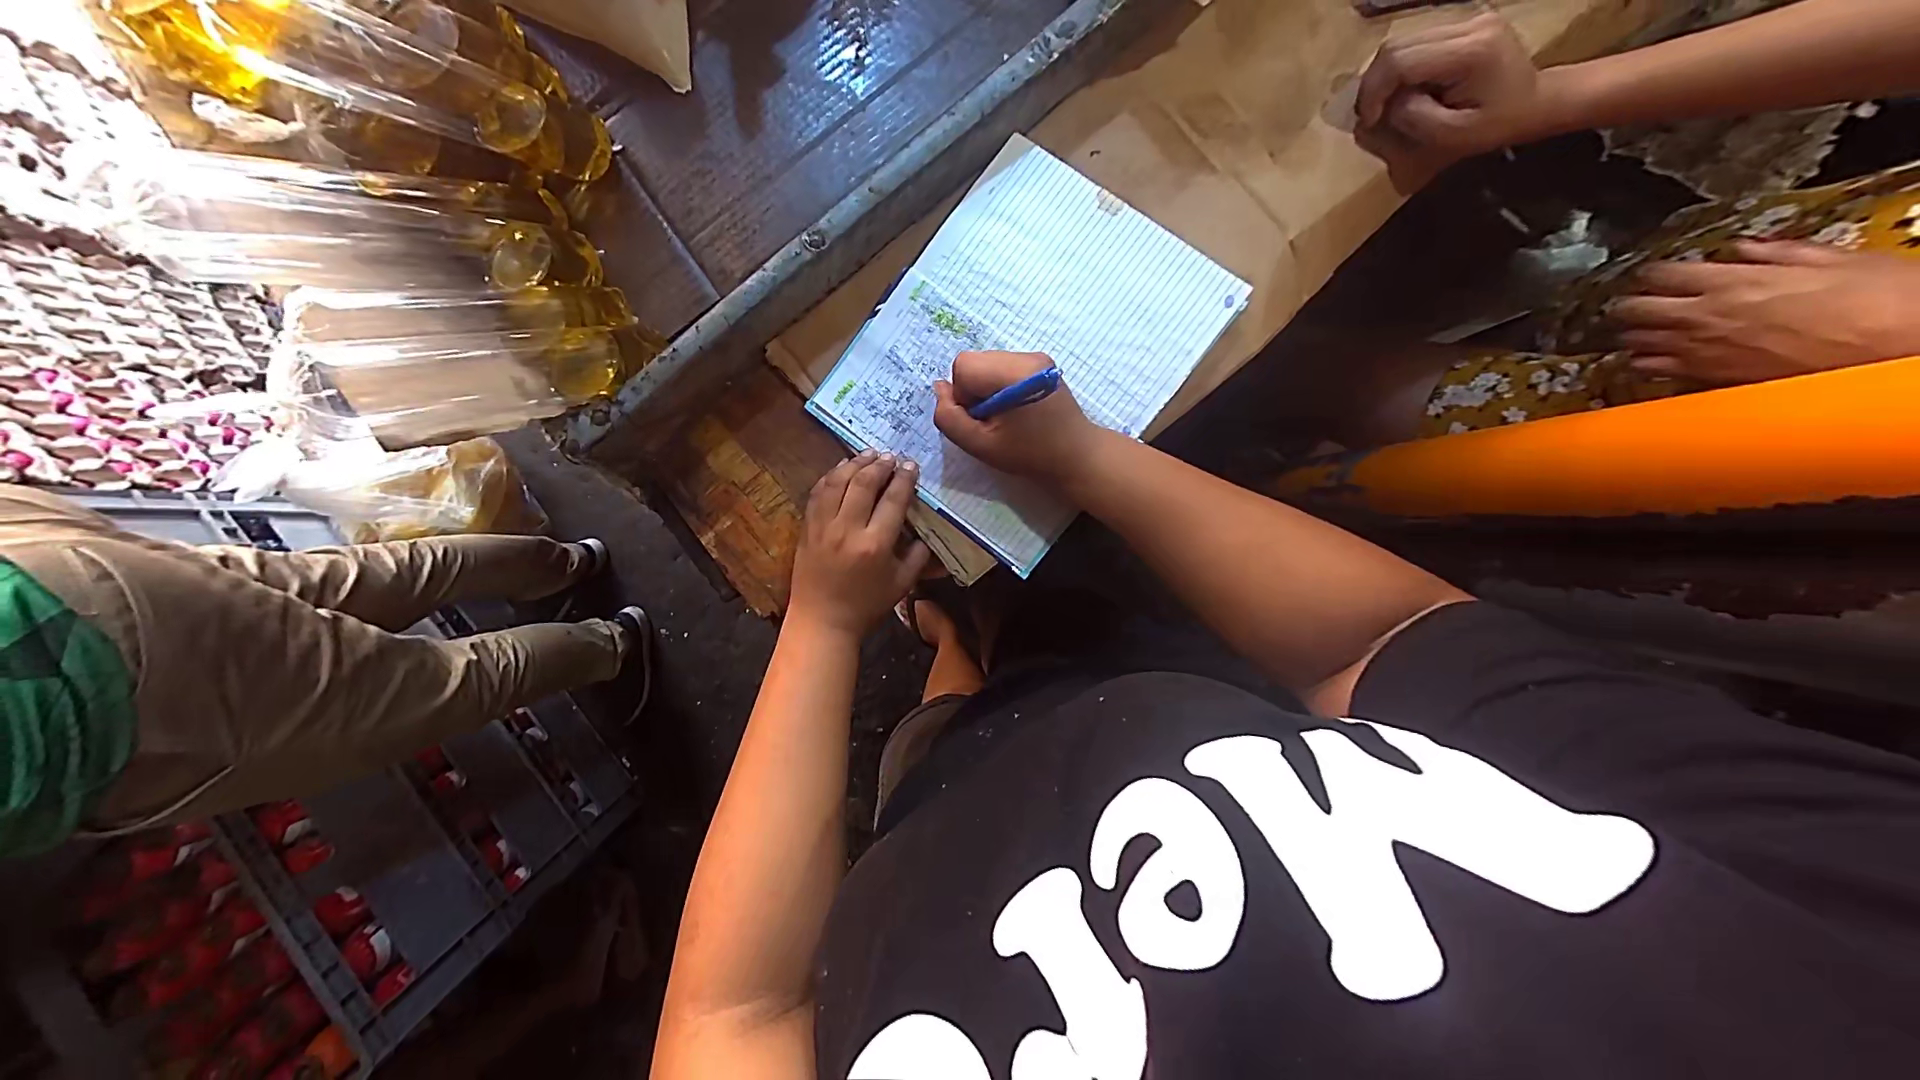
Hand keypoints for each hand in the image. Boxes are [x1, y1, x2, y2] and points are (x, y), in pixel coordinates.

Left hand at [788, 451, 930, 634]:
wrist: (822, 620)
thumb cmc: (866, 605)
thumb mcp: (903, 584)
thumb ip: (918, 555)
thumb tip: (923, 529)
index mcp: (875, 545)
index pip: (893, 500)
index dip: (904, 478)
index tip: (911, 466)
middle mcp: (848, 529)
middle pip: (864, 483)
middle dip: (881, 465)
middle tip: (892, 457)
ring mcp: (823, 526)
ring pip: (837, 481)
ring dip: (855, 463)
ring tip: (869, 454)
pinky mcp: (807, 527)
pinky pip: (818, 492)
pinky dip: (831, 475)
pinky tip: (842, 468)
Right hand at [932, 351, 1105, 485]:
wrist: (1077, 455)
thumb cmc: (1029, 454)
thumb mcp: (981, 445)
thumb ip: (950, 418)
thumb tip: (939, 388)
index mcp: (1013, 373)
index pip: (963, 366)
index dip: (963, 395)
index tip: (981, 420)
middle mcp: (1026, 356)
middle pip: (975, 361)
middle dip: (973, 390)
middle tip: (992, 420)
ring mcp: (1037, 356)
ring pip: (988, 363)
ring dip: (986, 388)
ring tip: (1006, 415)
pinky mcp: (1042, 363)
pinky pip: (1004, 366)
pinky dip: (1001, 385)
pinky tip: (1017, 408)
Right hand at [1354, 13, 1565, 189]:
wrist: (1533, 101)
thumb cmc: (1495, 126)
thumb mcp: (1451, 135)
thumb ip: (1414, 117)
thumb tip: (1387, 105)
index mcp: (1471, 50)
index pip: (1401, 60)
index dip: (1373, 92)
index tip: (1369, 122)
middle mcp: (1470, 24)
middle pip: (1395, 46)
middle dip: (1373, 85)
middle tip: (1371, 117)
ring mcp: (1466, 19)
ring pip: (1400, 43)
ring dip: (1382, 78)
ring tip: (1384, 106)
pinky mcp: (1461, 24)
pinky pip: (1413, 44)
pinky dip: (1396, 71)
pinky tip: (1401, 92)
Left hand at [1612, 241, 1919, 384]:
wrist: (1894, 353)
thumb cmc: (1881, 302)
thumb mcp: (1839, 261)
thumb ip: (1781, 253)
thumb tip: (1742, 249)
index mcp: (1731, 282)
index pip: (1661, 274)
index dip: (1649, 273)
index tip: (1651, 274)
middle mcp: (1701, 316)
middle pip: (1631, 309)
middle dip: (1627, 304)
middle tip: (1634, 302)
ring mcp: (1696, 349)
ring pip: (1633, 341)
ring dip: (1631, 333)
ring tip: (1640, 329)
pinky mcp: (1701, 375)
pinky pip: (1649, 369)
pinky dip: (1641, 362)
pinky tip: (1651, 357)